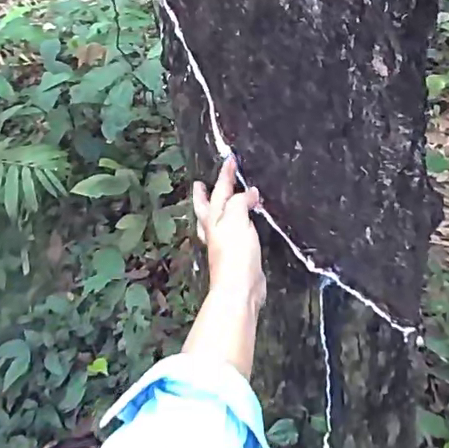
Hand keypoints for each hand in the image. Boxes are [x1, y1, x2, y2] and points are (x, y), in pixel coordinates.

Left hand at [190, 156, 264, 308]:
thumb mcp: (237, 219)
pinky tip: (238, 226)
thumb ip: (241, 202)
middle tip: (199, 184)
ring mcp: (223, 243)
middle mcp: (214, 229)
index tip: (230, 159)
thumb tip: (250, 192)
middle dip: (203, 195)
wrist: (239, 288)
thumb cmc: (235, 253)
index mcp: (213, 218)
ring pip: (215, 220)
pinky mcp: (234, 255)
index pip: (219, 190)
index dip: (225, 174)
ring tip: (214, 202)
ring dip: (214, 209)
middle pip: (206, 207)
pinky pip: (231, 232)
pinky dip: (233, 224)